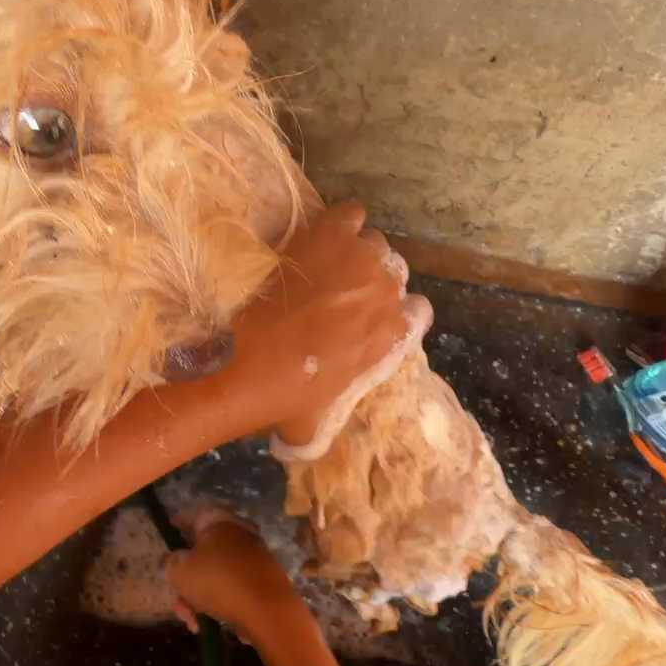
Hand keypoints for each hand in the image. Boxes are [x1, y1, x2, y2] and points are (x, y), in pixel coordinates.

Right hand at [165, 510, 307, 643]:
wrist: (268, 610)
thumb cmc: (219, 582)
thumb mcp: (180, 572)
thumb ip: (169, 563)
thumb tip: (172, 560)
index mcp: (217, 521)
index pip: (191, 515)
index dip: (176, 523)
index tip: (167, 534)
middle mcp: (237, 532)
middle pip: (201, 550)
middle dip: (185, 577)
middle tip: (177, 598)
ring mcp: (252, 555)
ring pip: (214, 572)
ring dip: (198, 596)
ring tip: (192, 620)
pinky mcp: (261, 578)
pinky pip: (231, 585)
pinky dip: (218, 601)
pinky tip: (208, 622)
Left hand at [219, 201, 426, 445]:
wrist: (249, 368)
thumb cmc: (287, 402)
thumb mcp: (315, 430)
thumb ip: (321, 434)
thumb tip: (300, 452)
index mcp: (395, 336)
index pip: (416, 311)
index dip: (388, 310)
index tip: (362, 313)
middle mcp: (389, 294)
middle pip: (391, 272)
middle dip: (368, 279)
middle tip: (333, 288)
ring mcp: (363, 261)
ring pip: (372, 243)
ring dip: (353, 251)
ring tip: (322, 262)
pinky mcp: (331, 237)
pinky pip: (349, 213)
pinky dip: (338, 222)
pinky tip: (317, 236)